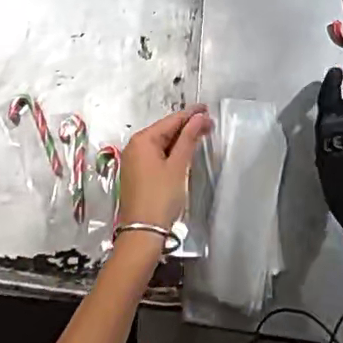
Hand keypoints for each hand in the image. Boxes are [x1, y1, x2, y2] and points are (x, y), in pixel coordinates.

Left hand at [117, 106, 209, 229]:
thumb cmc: (161, 196)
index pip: (170, 121)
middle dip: (186, 126)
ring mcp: (133, 160)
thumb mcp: (178, 166)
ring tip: (200, 134)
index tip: (207, 109)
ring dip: (179, 139)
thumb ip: (188, 139)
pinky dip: (171, 151)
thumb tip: (199, 117)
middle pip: (164, 130)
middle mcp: (134, 146)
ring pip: (160, 143)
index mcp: (142, 140)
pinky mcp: (136, 173)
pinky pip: (155, 154)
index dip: (190, 115)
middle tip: (209, 123)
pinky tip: (183, 152)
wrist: (142, 232)